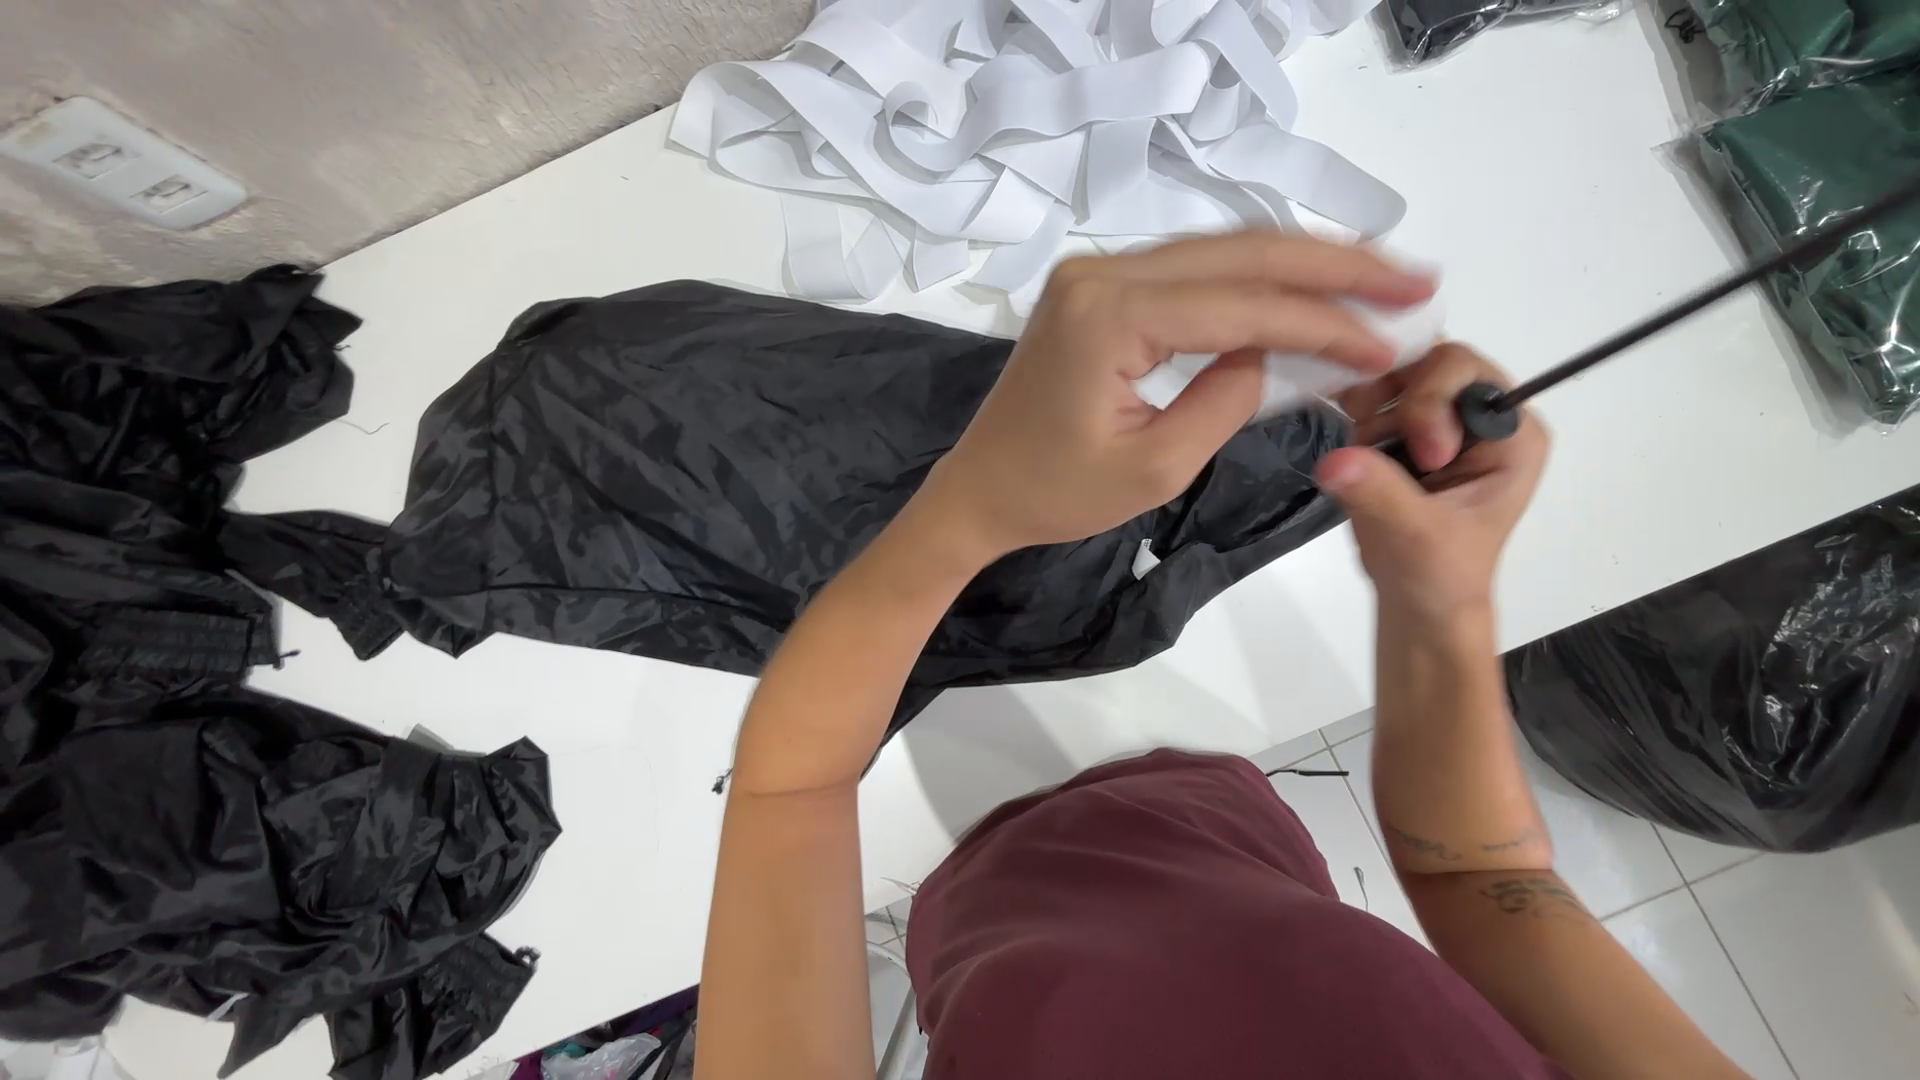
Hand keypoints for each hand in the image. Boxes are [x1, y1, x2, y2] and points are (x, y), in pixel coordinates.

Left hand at [908, 231, 1437, 565]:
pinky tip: (1301, 287)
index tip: (1393, 341)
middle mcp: (1100, 272)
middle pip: (1239, 252)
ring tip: (1376, 278)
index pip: (1242, 304)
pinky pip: (1190, 272)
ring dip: (1300, 264)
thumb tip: (1275, 348)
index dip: (1326, 322)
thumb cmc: (1055, 494)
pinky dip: (1250, 281)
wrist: (982, 490)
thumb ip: (1229, 399)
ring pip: (1220, 252)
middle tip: (1414, 280)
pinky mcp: (1097, 288)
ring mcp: (1094, 273)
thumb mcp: (1158, 466)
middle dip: (1334, 267)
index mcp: (1109, 314)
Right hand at [1316, 344, 1548, 619]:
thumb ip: (1380, 492)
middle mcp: (1480, 418)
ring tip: (1367, 463)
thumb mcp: (1414, 535)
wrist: (1419, 603)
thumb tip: (1336, 460)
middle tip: (1368, 439)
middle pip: (1427, 365)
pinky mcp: (1405, 437)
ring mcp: (1439, 425)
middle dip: (1391, 397)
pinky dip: (1354, 420)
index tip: (1419, 457)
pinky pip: (1373, 403)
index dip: (1428, 400)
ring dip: (1368, 413)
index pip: (1465, 373)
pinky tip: (1355, 458)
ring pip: (1394, 380)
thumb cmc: (1436, 574)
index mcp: (1511, 434)